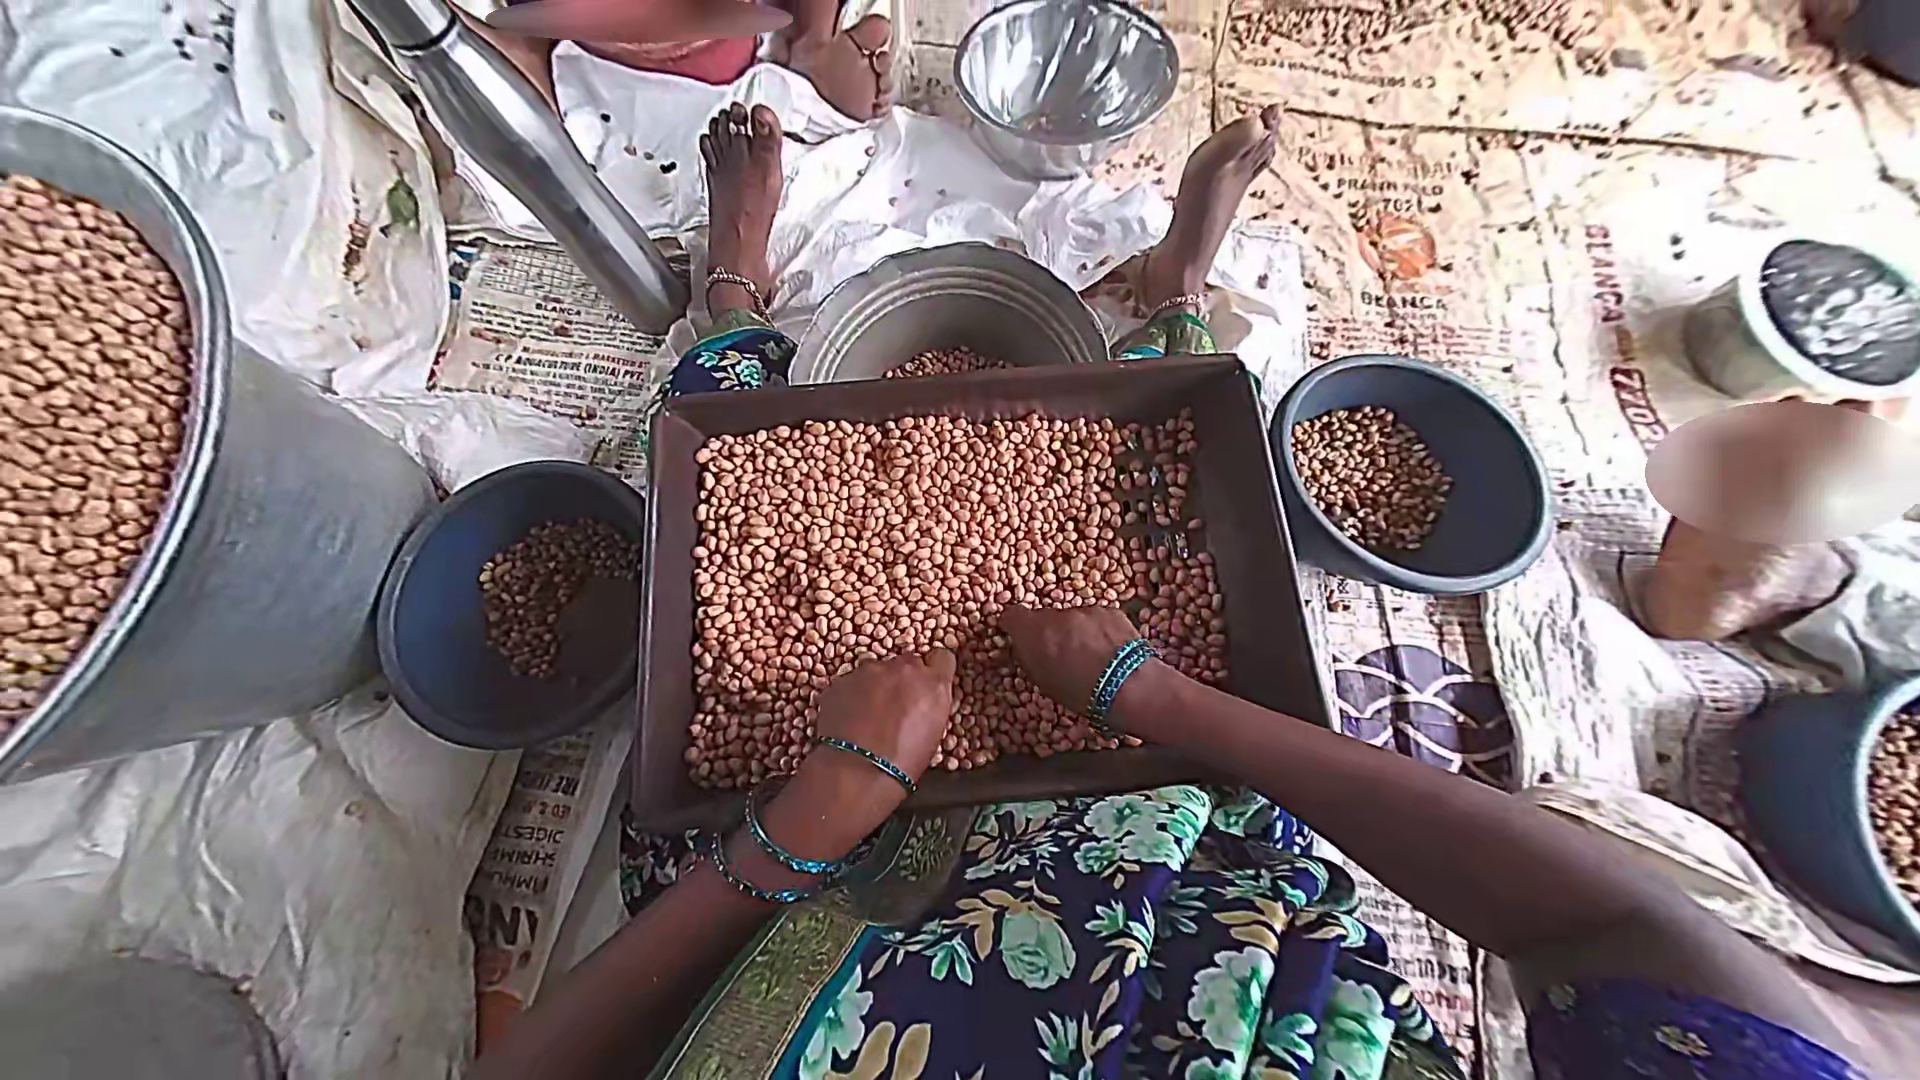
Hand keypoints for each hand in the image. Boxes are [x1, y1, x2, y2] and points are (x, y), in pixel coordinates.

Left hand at [766, 649, 955, 858]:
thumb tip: (924, 699)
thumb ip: (932, 703)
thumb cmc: (902, 763)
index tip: (928, 682)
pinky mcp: (843, 680)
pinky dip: (852, 696)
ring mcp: (870, 671)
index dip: (935, 669)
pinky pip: (851, 683)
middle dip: (903, 679)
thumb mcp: (934, 733)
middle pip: (908, 663)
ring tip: (870, 717)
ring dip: (876, 686)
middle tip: (896, 707)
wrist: (857, 772)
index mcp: (934, 683)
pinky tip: (851, 720)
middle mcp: (904, 668)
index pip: (942, 658)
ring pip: (877, 671)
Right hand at [998, 605, 1140, 710]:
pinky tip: (1108, 651)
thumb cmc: (1082, 693)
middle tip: (1061, 655)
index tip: (1018, 634)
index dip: (1014, 625)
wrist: (1130, 686)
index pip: (1012, 615)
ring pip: (1073, 618)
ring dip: (1076, 631)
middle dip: (1049, 632)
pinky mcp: (1110, 610)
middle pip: (1045, 617)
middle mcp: (1056, 615)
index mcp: (1033, 632)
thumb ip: (1030, 657)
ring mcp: (1085, 610)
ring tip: (1090, 657)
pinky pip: (1096, 618)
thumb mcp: (1044, 682)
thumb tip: (1026, 647)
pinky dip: (1098, 630)